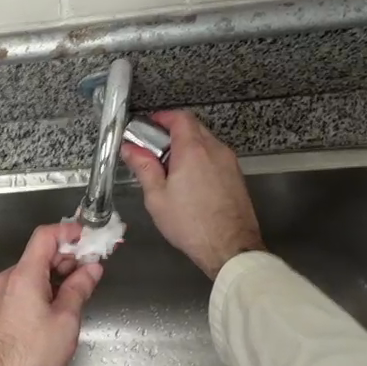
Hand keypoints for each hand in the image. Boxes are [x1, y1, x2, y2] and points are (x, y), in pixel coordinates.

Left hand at [0, 224, 104, 365]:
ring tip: (83, 284)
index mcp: (24, 275)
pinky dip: (47, 283)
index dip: (68, 231)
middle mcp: (10, 278)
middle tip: (94, 265)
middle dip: (68, 254)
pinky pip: (27, 284)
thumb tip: (92, 268)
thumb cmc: (36, 352)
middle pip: (40, 252)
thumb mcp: (66, 319)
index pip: (45, 236)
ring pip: (34, 269)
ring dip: (59, 270)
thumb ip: (79, 288)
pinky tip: (64, 297)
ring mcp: (3, 292)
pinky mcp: (3, 305)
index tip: (89, 237)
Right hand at [120, 110, 264, 278]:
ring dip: (186, 146)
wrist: (230, 247)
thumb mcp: (157, 197)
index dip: (162, 117)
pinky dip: (199, 159)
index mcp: (193, 150)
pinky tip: (188, 180)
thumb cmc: (190, 224)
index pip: (180, 117)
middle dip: (172, 132)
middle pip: (193, 127)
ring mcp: (229, 162)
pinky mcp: (236, 176)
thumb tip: (130, 149)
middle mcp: (215, 150)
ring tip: (168, 168)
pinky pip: (215, 157)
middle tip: (153, 148)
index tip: (148, 126)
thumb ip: (144, 167)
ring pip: (205, 142)